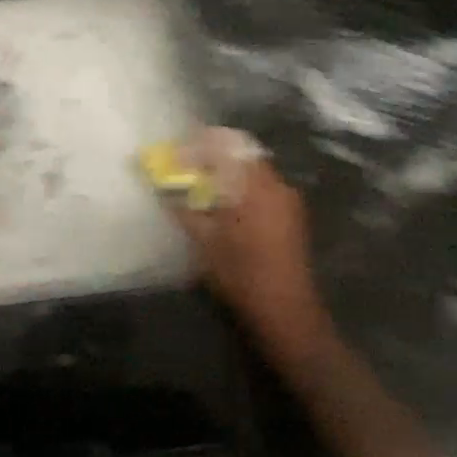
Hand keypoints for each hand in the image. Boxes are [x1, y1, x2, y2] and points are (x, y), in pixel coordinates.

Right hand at [174, 158, 330, 339]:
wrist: (287, 312)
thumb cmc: (242, 275)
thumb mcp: (205, 242)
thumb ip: (183, 209)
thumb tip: (164, 190)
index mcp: (254, 186)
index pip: (225, 144)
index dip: (198, 143)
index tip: (176, 153)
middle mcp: (275, 184)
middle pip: (241, 151)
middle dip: (212, 153)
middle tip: (187, 164)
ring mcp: (288, 199)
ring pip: (253, 167)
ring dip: (227, 169)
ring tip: (203, 184)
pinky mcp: (292, 214)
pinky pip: (262, 184)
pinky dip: (241, 184)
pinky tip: (225, 203)